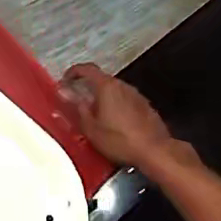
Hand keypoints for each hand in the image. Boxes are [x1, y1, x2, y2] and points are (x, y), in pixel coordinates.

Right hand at [60, 63, 198, 172]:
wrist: (155, 151)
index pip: (87, 69)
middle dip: (87, 87)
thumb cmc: (119, 140)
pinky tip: (113, 122)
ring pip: (113, 90)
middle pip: (101, 79)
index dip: (73, 72)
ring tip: (93, 114)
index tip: (64, 82)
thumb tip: (64, 92)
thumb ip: (77, 106)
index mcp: (107, 87)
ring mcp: (136, 95)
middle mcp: (122, 86)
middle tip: (76, 101)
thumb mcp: (90, 127)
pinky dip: (114, 104)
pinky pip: (124, 99)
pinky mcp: (145, 106)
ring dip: (101, 97)